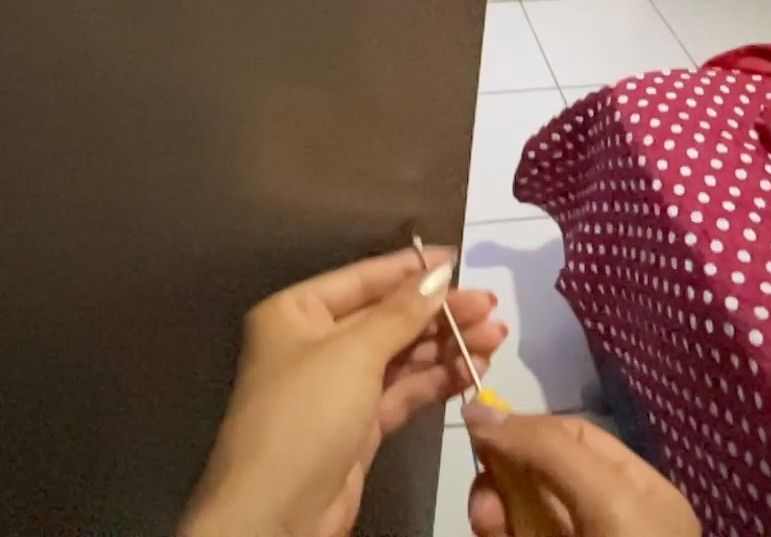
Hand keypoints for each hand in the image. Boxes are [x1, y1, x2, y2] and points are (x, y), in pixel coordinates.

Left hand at [183, 247, 506, 536]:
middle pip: (388, 316)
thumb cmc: (306, 414)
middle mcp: (317, 341)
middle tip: (491, 306)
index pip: (365, 278)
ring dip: (447, 345)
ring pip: (401, 353)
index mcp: (298, 312)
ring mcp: (339, 384)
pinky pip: (404, 389)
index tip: (459, 260)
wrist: (275, 520)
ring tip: (496, 336)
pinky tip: (475, 369)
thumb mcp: (354, 353)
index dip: (412, 268)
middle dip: (439, 312)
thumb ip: (402, 312)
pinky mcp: (359, 423)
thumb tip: (440, 272)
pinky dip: (438, 378)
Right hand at [463, 405, 699, 536]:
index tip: (480, 432)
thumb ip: (547, 449)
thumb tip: (477, 408)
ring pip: (517, 514)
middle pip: (538, 475)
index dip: (525, 428)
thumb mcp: (609, 502)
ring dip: (493, 513)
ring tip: (488, 527)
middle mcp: (607, 521)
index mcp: (638, 492)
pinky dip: (496, 535)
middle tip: (486, 506)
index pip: (571, 437)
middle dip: (503, 479)